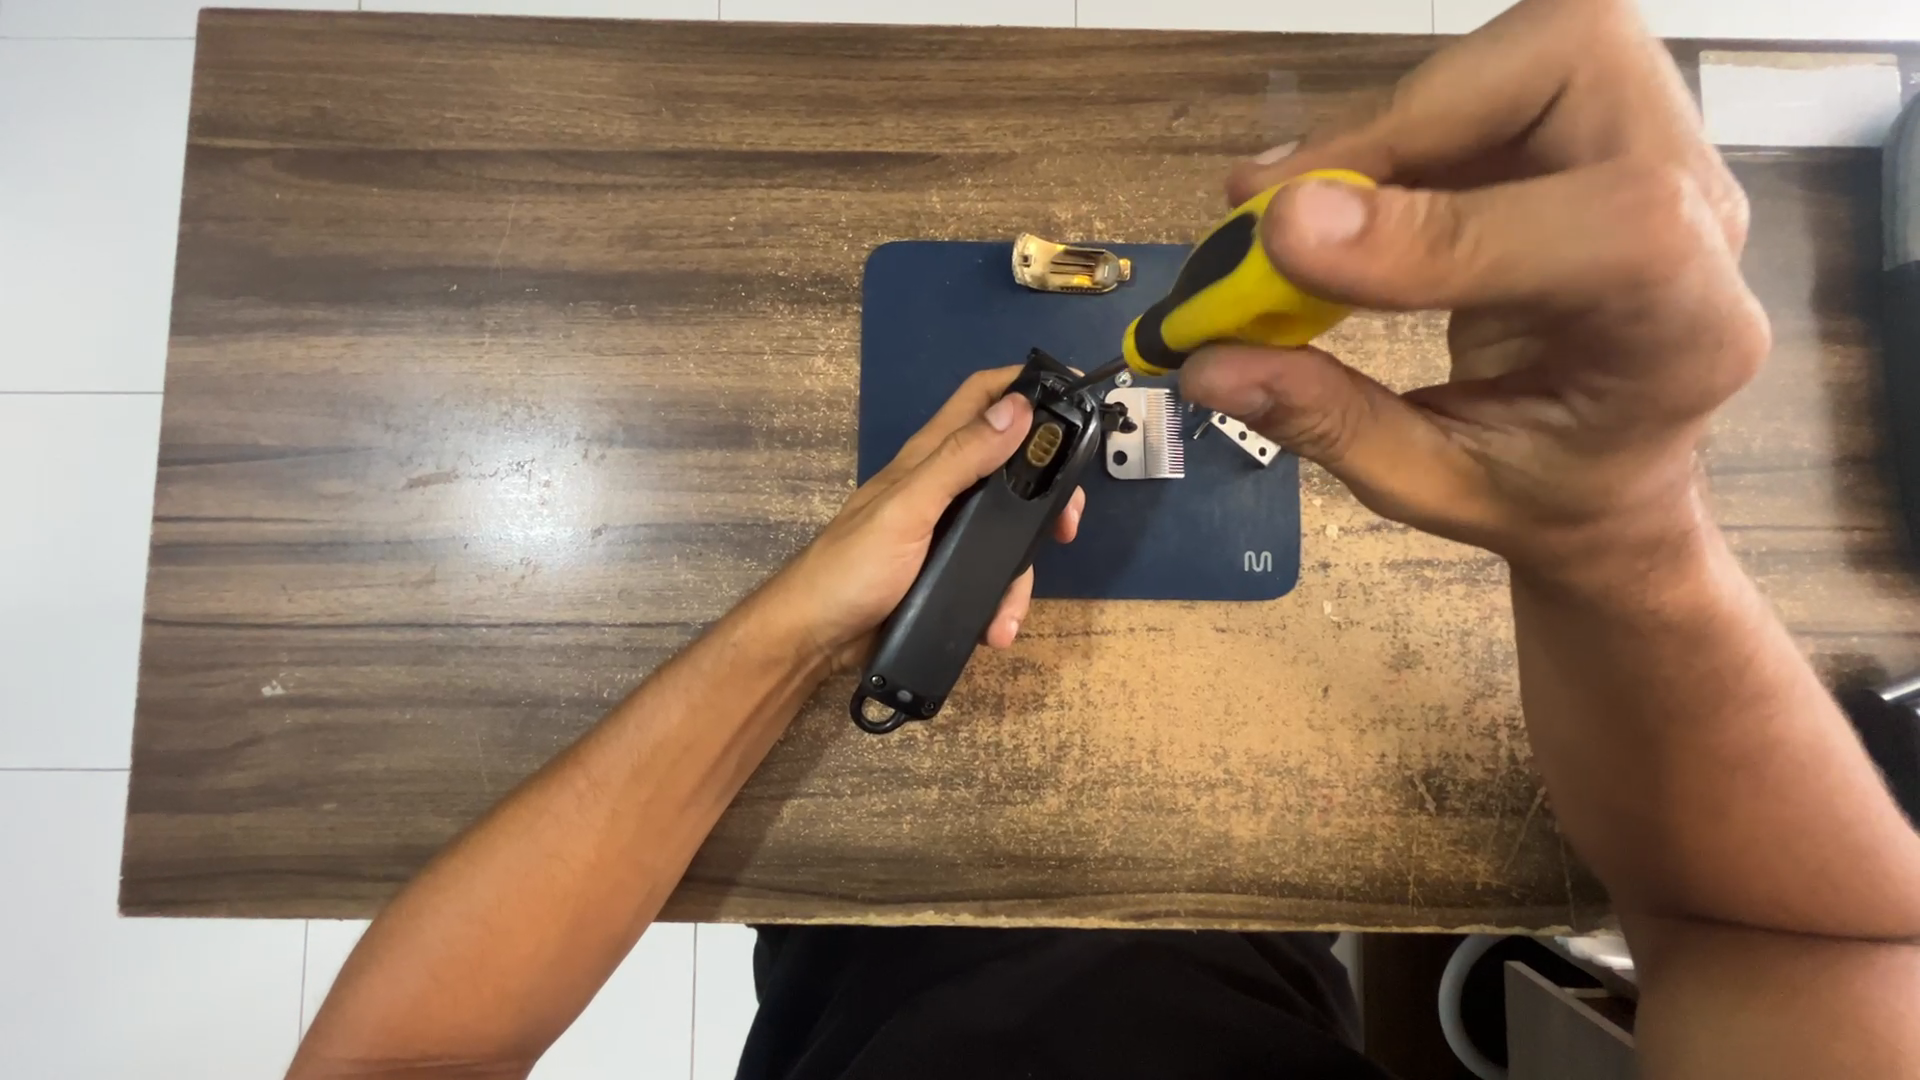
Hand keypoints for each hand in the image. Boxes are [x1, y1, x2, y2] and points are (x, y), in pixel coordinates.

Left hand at [768, 367, 1084, 669]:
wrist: (817, 637)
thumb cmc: (853, 566)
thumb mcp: (909, 509)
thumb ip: (960, 460)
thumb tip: (1018, 409)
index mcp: (931, 457)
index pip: (982, 397)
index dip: (1024, 384)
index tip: (1075, 393)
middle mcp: (946, 487)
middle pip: (1014, 469)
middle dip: (1048, 493)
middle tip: (1068, 521)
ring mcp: (948, 532)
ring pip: (1009, 532)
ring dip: (1023, 569)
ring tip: (1015, 607)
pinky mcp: (949, 572)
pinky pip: (992, 576)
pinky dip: (1000, 600)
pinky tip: (996, 627)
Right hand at [1179, 0, 1768, 587]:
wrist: (1607, 468)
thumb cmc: (1531, 491)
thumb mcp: (1423, 485)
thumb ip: (1325, 421)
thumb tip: (1206, 365)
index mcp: (1678, 335)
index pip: (1607, 232)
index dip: (1433, 225)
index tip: (1281, 240)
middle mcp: (1694, 215)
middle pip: (1573, 65)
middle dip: (1400, 124)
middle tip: (1274, 208)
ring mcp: (1644, 155)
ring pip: (1526, 49)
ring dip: (1382, 124)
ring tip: (1284, 209)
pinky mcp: (1578, 139)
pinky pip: (1482, 82)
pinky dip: (1381, 132)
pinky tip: (1319, 198)